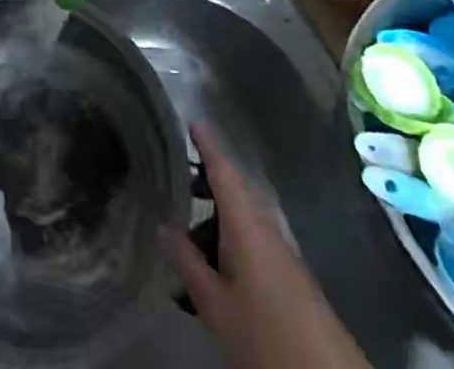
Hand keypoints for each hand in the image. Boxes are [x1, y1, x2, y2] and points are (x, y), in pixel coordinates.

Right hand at [161, 124, 370, 368]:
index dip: (210, 148)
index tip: (194, 121)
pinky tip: (211, 262)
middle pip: (238, 192)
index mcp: (249, 228)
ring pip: (246, 218)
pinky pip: (254, 240)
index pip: (227, 176)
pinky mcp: (290, 275)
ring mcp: (283, 255)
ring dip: (217, 215)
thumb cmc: (264, 332)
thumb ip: (187, 260)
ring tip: (187, 231)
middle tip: (178, 177)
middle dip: (209, 179)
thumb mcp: (213, 301)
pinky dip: (229, 237)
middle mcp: (269, 232)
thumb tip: (163, 226)